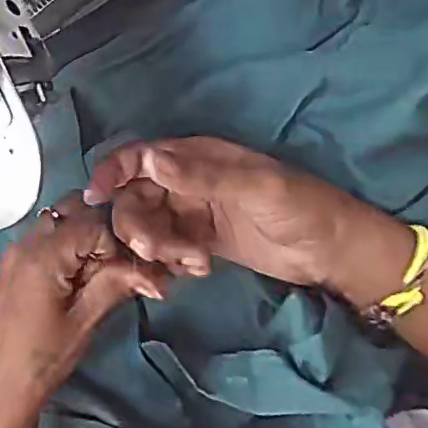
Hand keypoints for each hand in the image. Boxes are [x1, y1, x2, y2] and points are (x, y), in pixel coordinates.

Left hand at [0, 194, 167, 427]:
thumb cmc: (45, 357)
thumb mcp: (86, 319)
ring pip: (60, 220)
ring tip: (97, 272)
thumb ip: (116, 283)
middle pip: (73, 211)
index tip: (123, 270)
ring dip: (84, 236)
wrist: (5, 384)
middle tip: (115, 266)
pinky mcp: (15, 262)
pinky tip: (78, 275)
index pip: (91, 222)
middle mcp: (25, 243)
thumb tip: (156, 272)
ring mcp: (17, 251)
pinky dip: (68, 244)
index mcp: (42, 255)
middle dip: (100, 232)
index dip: (114, 242)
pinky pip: (47, 236)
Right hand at [85, 137, 404, 292]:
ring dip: (157, 247)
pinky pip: (166, 248)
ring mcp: (192, 212)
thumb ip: (202, 176)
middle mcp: (187, 181)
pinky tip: (195, 271)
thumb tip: (150, 159)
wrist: (333, 253)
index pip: (141, 157)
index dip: (113, 172)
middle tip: (158, 252)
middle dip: (138, 225)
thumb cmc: (301, 209)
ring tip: (192, 264)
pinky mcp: (199, 241)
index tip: (94, 197)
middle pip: (137, 198)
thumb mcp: (255, 189)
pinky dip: (169, 261)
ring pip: (149, 226)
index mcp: (198, 156)